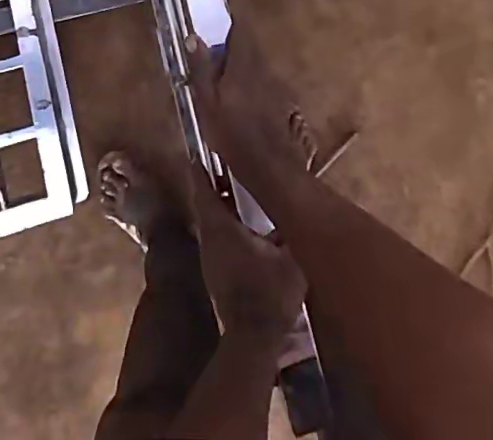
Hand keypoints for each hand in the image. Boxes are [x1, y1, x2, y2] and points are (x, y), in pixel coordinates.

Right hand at [185, 32, 312, 199]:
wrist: (269, 166)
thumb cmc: (232, 134)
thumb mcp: (207, 103)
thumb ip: (201, 68)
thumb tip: (192, 37)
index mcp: (244, 63)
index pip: (241, 29)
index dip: (228, 24)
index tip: (213, 27)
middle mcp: (263, 67)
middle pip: (249, 46)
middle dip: (231, 48)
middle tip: (211, 61)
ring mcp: (275, 84)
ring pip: (256, 65)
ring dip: (240, 68)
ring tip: (222, 87)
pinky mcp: (281, 100)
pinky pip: (262, 83)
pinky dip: (250, 86)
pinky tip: (240, 106)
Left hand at [186, 159, 306, 338]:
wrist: (252, 337)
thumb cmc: (271, 292)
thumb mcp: (290, 257)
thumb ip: (289, 231)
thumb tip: (294, 212)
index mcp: (223, 229)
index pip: (205, 192)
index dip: (201, 172)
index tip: (199, 154)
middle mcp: (210, 241)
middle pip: (205, 206)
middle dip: (211, 186)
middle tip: (222, 167)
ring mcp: (209, 260)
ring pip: (209, 225)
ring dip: (218, 207)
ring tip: (233, 193)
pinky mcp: (214, 276)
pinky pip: (215, 240)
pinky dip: (223, 227)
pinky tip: (241, 229)